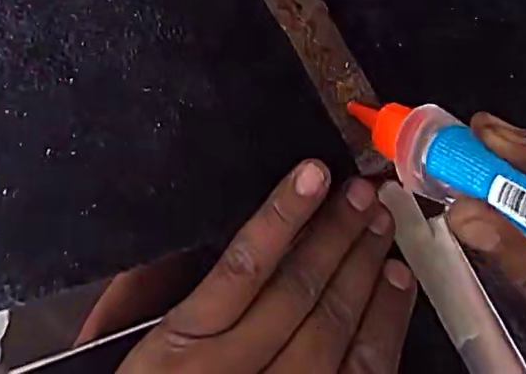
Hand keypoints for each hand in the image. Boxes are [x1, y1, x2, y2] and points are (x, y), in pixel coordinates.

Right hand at [121, 160, 417, 372]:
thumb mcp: (127, 349)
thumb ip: (147, 292)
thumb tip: (183, 237)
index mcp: (178, 352)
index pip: (243, 267)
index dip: (283, 215)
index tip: (315, 172)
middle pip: (297, 294)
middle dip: (338, 234)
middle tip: (365, 191)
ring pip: (333, 334)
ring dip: (365, 270)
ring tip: (382, 222)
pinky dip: (385, 328)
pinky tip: (397, 286)